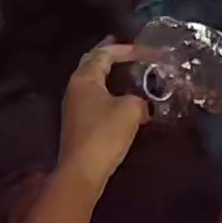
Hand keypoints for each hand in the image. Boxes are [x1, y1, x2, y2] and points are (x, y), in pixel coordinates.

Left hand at [60, 41, 147, 187]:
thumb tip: (144, 104)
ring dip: (108, 72)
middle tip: (127, 49)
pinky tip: (119, 94)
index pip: (105, 53)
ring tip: (125, 68)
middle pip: (92, 62)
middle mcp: (75, 87)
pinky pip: (93, 95)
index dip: (126, 49)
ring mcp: (74, 106)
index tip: (146, 50)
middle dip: (110, 54)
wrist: (81, 173)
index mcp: (85, 78)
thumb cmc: (104, 133)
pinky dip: (107, 88)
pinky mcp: (78, 123)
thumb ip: (141, 100)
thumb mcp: (130, 110)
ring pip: (92, 80)